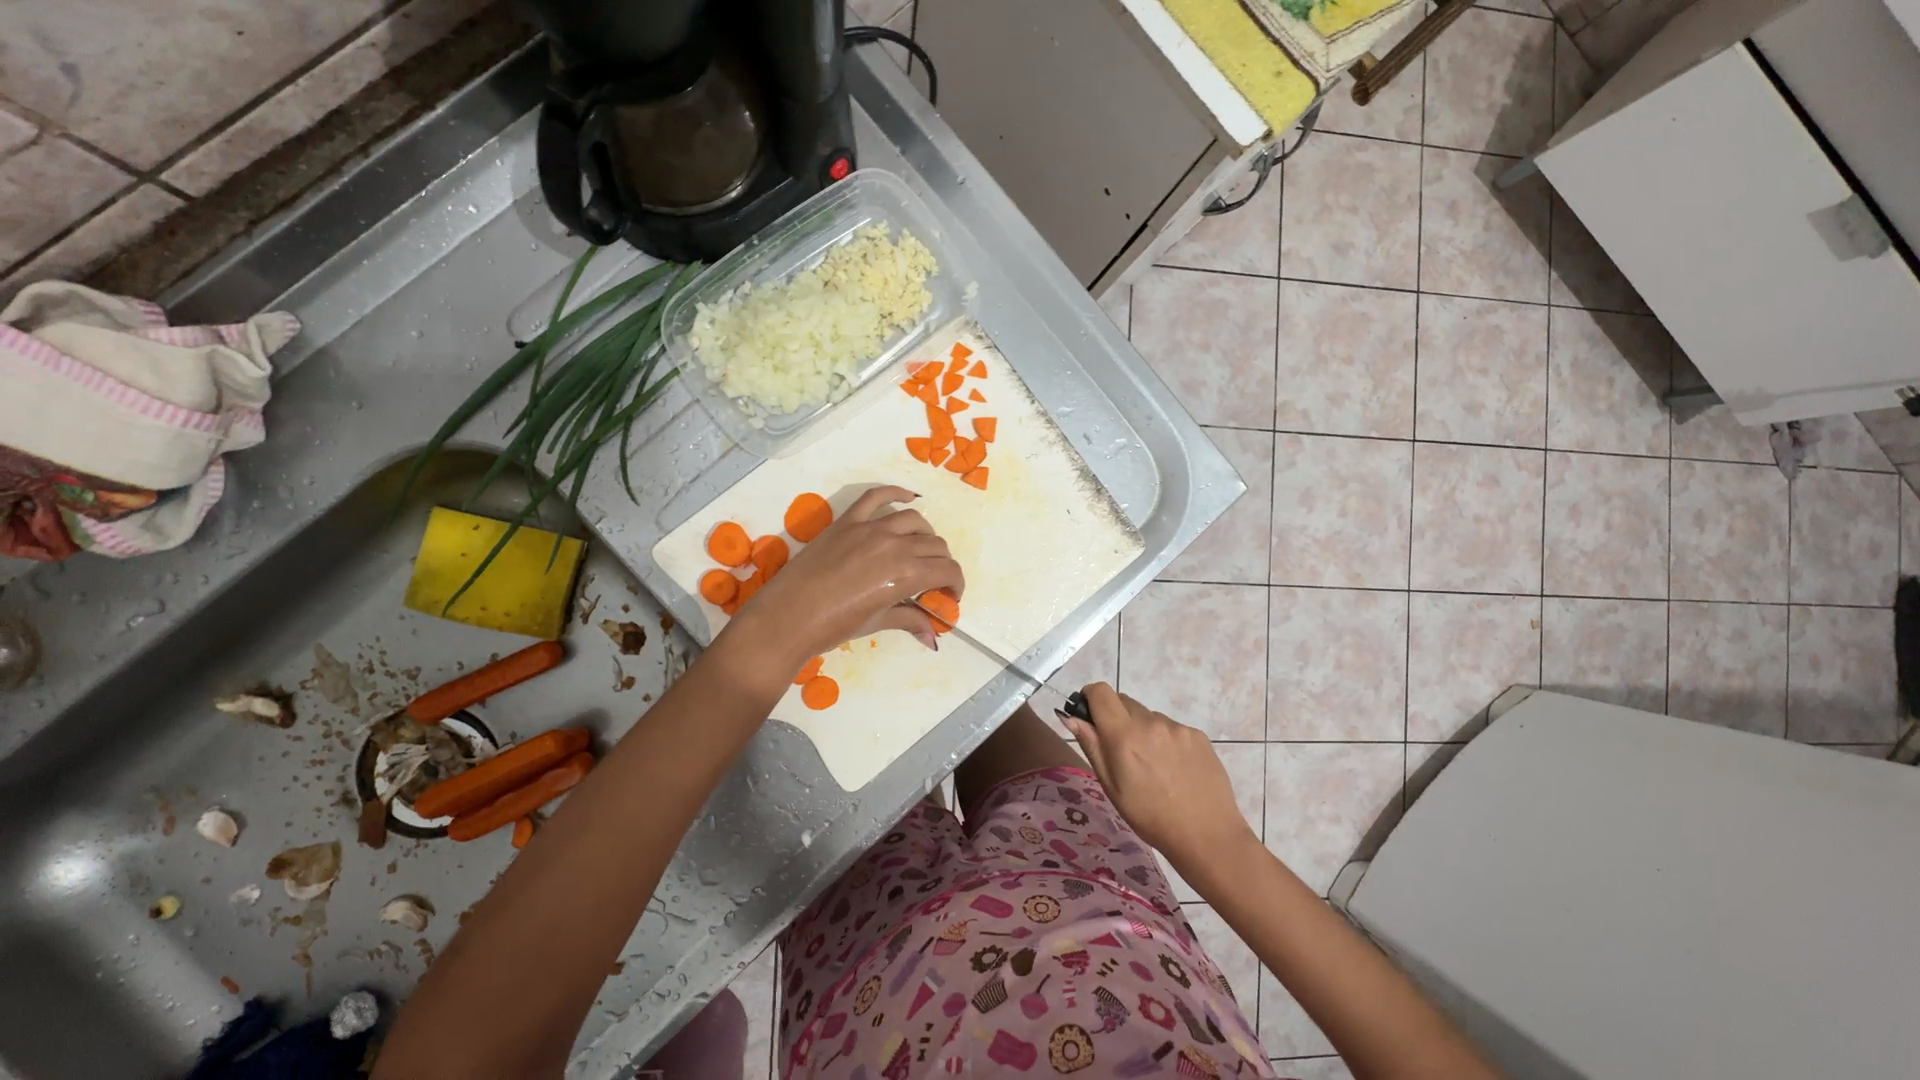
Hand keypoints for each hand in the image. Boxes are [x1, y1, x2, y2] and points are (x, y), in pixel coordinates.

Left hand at [728, 485, 964, 671]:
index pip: (947, 569)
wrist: (788, 616)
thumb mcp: (877, 623)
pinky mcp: (848, 521)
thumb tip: (934, 636)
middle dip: (942, 563)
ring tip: (919, 550)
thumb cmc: (834, 627)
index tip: (950, 595)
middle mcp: (894, 544)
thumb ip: (909, 620)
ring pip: (914, 520)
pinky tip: (907, 498)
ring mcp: (870, 528)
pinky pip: (876, 496)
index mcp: (906, 573)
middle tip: (933, 580)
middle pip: (935, 545)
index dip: (955, 583)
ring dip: (925, 535)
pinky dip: (895, 493)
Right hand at [1061, 683, 1258, 872]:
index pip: (1100, 692)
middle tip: (1123, 753)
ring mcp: (1177, 727)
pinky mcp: (1198, 735)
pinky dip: (1166, 740)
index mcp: (1124, 735)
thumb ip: (1092, 746)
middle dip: (1116, 719)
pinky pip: (1172, 728)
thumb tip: (1072, 717)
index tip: (1090, 718)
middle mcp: (1151, 722)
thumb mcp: (1111, 787)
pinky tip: (1174, 768)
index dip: (1090, 698)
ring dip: (1143, 731)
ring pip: (1149, 717)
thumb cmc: (1149, 817)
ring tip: (1153, 767)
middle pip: (1124, 702)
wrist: (1206, 833)